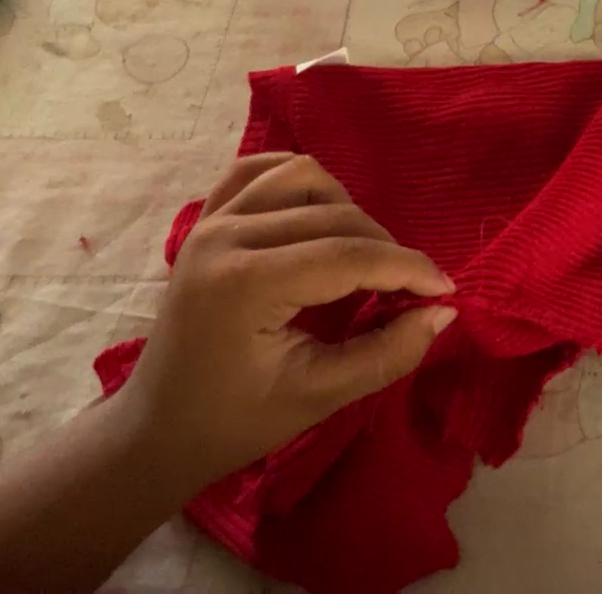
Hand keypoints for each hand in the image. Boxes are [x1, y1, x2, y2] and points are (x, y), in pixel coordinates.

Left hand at [108, 153, 456, 487]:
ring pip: (302, 176)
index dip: (408, 268)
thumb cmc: (233, 423)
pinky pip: (257, 170)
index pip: (348, 255)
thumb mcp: (318, 398)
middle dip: (386, 249)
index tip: (446, 289)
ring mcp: (209, 221)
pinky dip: (296, 180)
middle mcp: (225, 236)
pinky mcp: (204, 220)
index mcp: (245, 283)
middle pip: (334, 216)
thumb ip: (388, 353)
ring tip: (360, 254)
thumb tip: (443, 310)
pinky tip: (315, 210)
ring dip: (345, 208)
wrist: (155, 431)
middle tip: (408, 290)